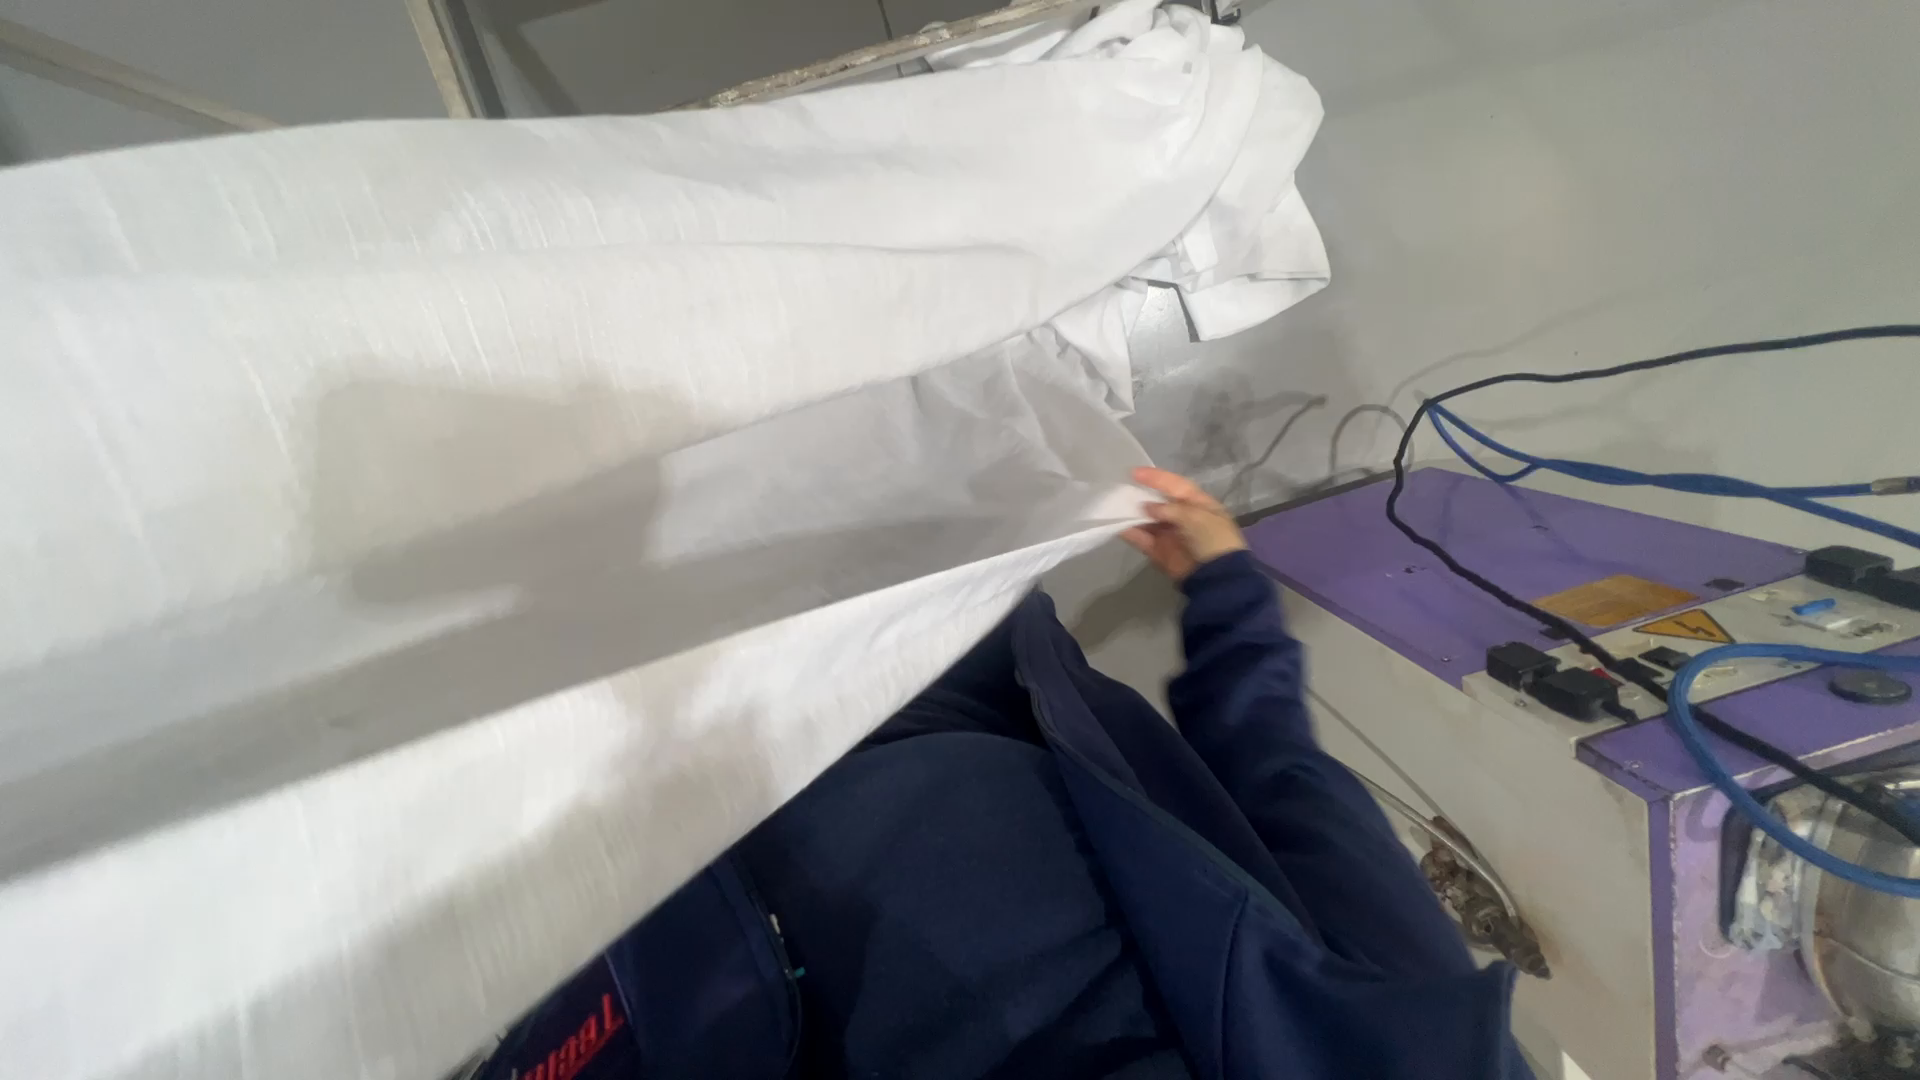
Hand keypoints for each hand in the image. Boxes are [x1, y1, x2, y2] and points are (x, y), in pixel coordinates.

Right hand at [1121, 466, 1246, 582]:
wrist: (1217, 577)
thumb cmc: (1213, 540)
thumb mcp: (1197, 518)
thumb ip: (1170, 510)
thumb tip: (1145, 508)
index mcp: (1198, 503)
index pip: (1175, 485)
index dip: (1155, 477)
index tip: (1134, 472)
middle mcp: (1182, 516)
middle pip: (1157, 501)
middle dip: (1140, 494)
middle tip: (1120, 488)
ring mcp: (1169, 534)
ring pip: (1146, 519)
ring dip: (1131, 513)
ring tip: (1114, 505)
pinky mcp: (1158, 551)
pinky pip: (1141, 539)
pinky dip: (1129, 532)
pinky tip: (1117, 525)